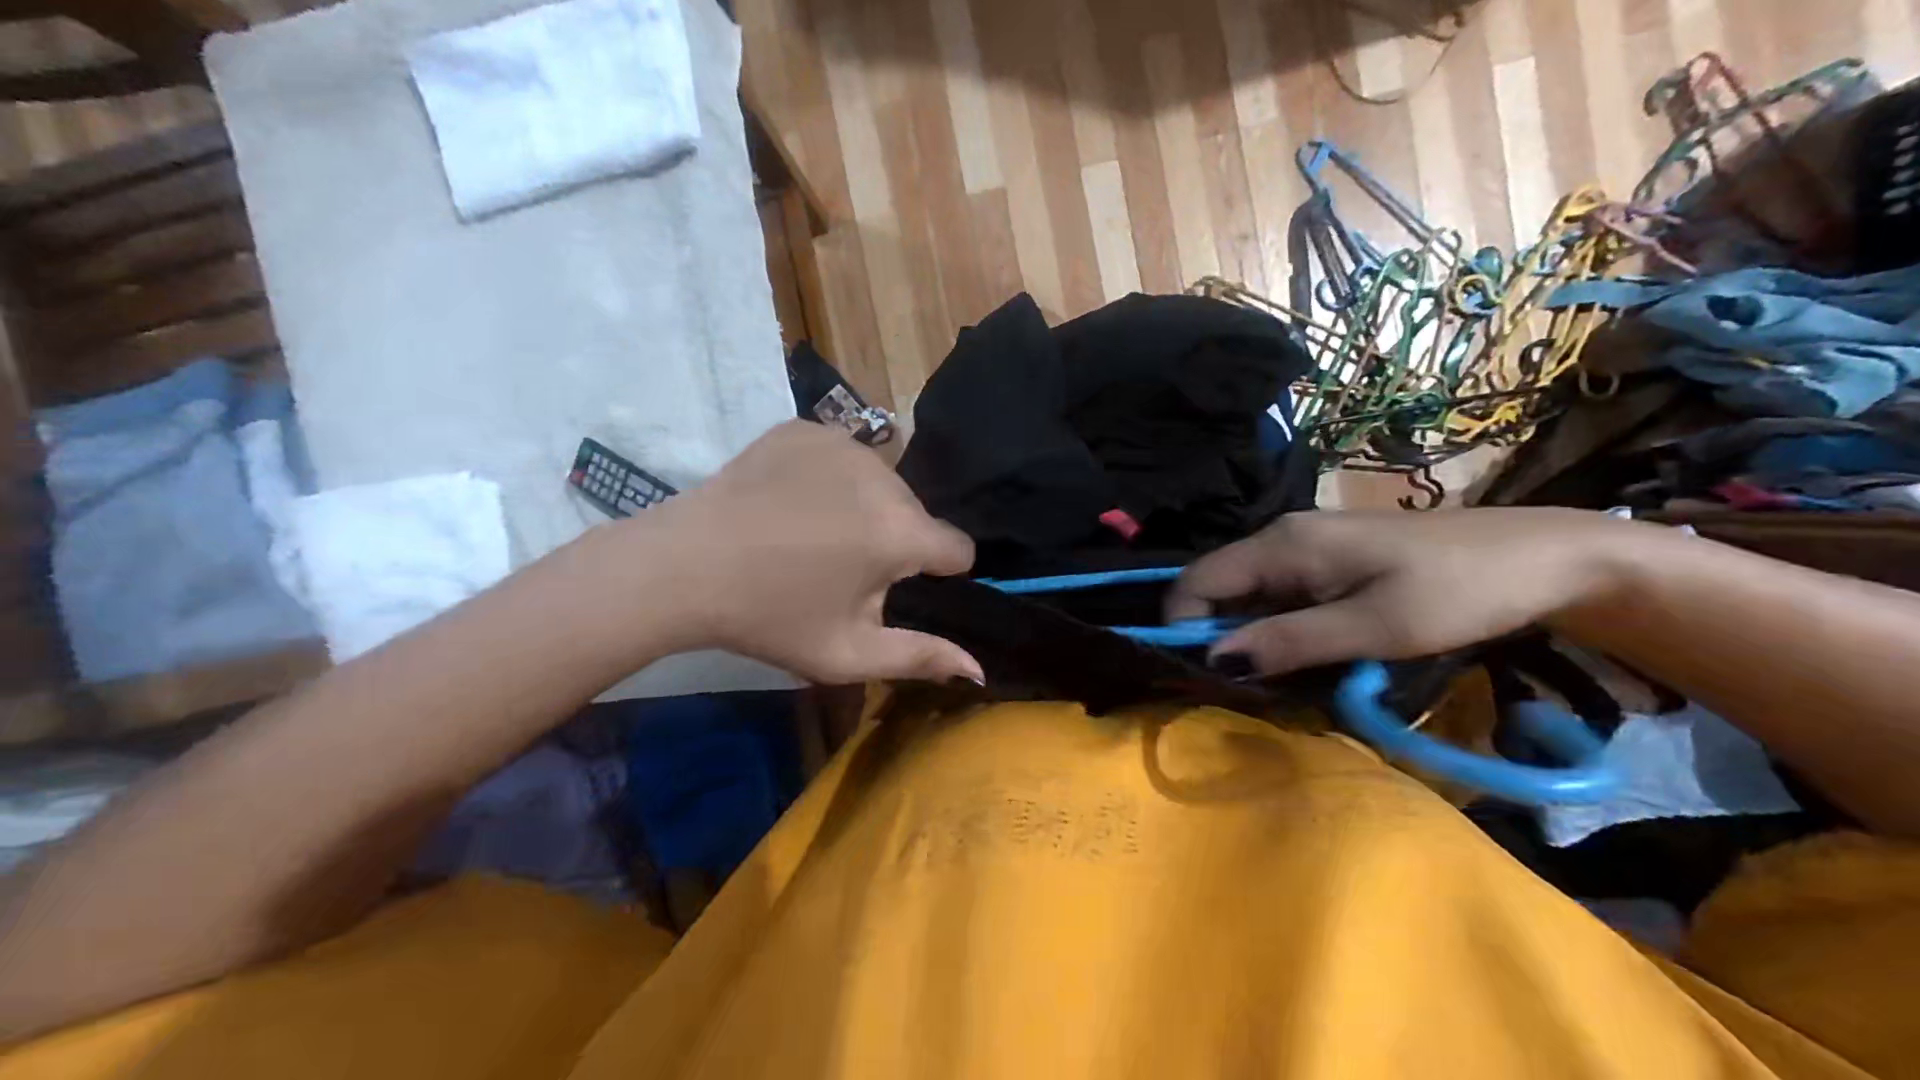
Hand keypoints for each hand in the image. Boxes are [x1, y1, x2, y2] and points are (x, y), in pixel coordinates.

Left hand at [636, 421, 982, 684]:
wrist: (682, 566)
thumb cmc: (769, 618)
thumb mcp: (846, 653)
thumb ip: (920, 657)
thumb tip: (979, 667)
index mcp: (901, 532)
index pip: (958, 548)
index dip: (937, 573)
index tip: (895, 587)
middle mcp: (884, 476)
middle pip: (916, 513)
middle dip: (894, 539)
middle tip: (840, 569)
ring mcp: (842, 443)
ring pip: (881, 482)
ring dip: (864, 506)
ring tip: (813, 534)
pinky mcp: (805, 427)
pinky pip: (842, 456)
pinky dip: (830, 478)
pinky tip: (791, 501)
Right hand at [1165, 508, 1663, 675]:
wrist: (1547, 557)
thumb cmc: (1460, 590)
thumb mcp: (1374, 627)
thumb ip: (1289, 641)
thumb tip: (1214, 660)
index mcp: (1282, 544)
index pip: (1196, 581)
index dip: (1182, 627)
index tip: (1204, 678)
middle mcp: (1281, 539)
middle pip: (1218, 590)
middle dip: (1219, 641)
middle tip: (1246, 692)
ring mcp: (1306, 549)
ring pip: (1249, 598)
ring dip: (1254, 641)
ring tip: (1281, 684)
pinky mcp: (1330, 563)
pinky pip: (1281, 598)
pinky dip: (1282, 632)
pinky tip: (1311, 660)